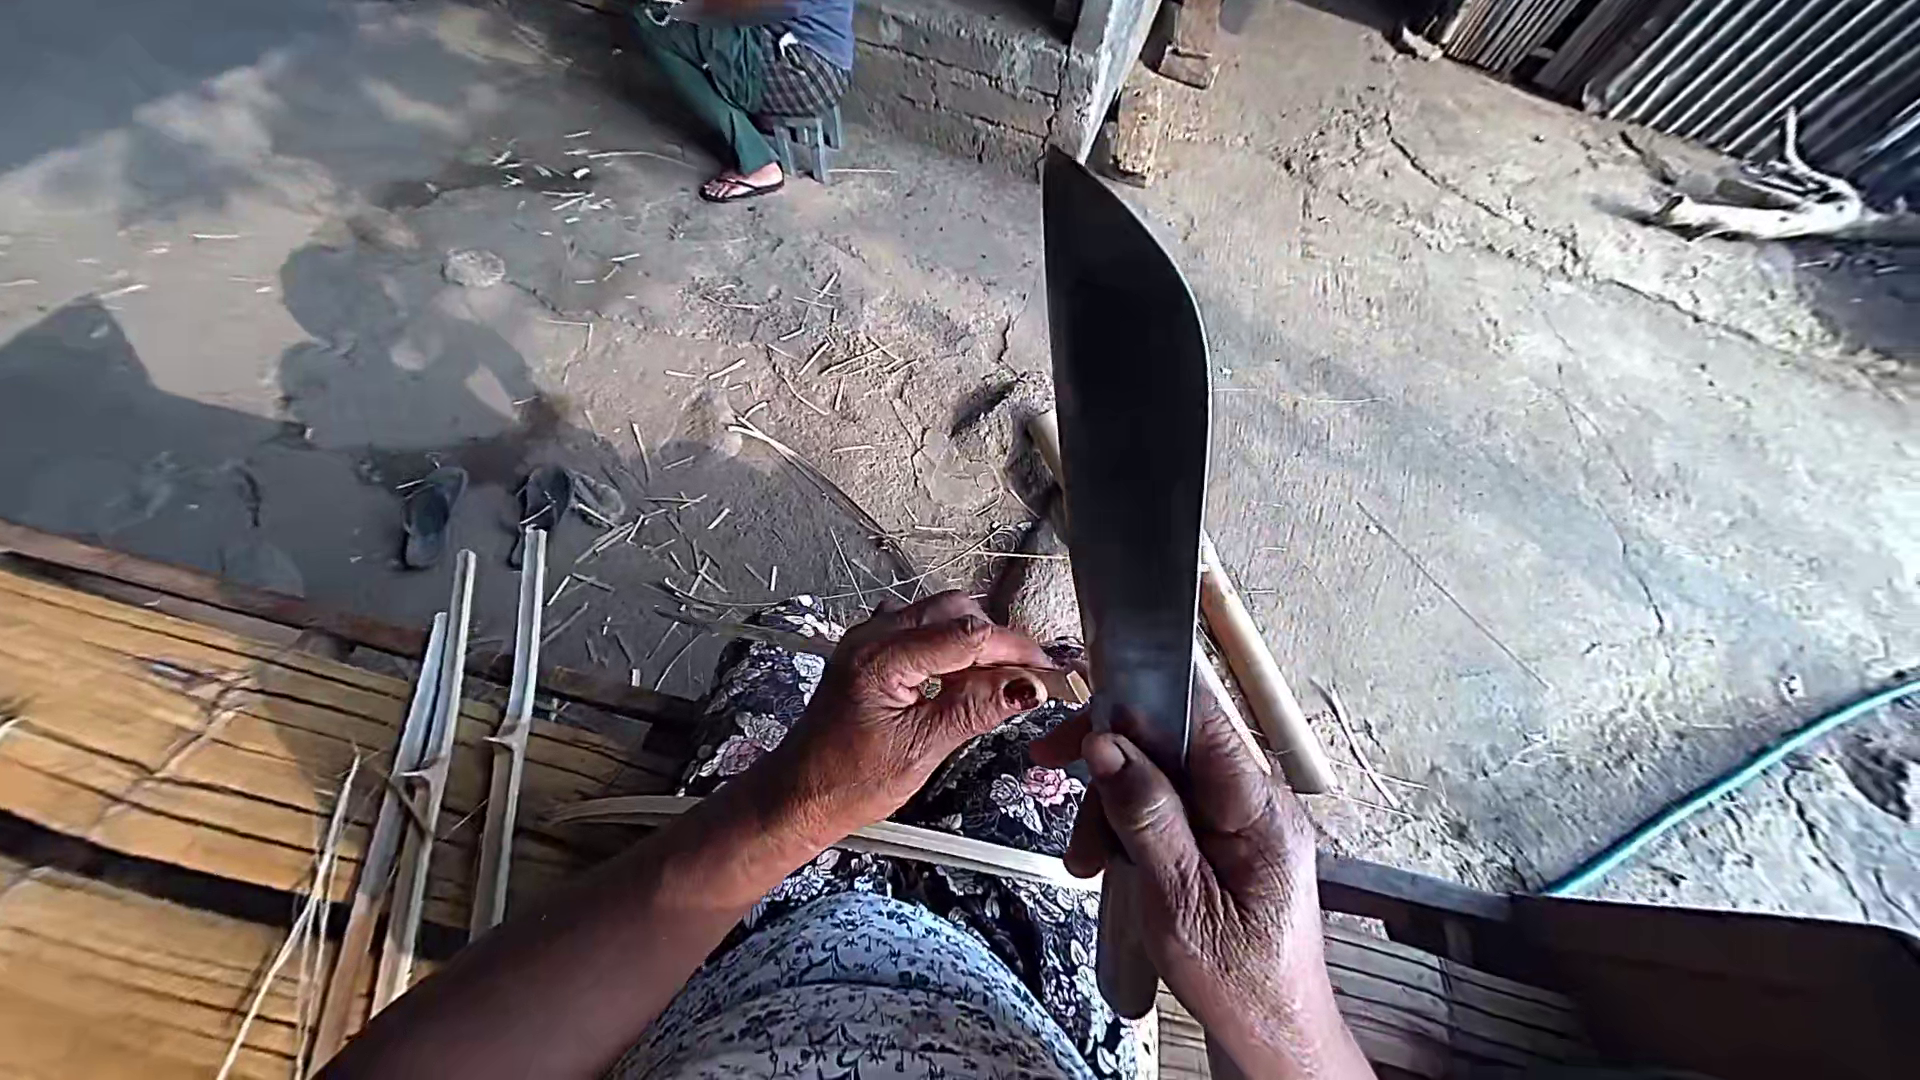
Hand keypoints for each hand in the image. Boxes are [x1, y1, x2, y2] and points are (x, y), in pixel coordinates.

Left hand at [761, 591, 1054, 840]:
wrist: (798, 794)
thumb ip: (976, 708)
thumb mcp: (922, 748)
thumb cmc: (849, 782)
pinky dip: (951, 644)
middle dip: (997, 638)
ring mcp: (869, 636)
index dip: (1014, 648)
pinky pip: (922, 628)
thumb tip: (1026, 686)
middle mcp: (873, 633)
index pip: (967, 635)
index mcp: (882, 657)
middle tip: (1026, 675)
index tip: (1047, 669)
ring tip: (1000, 678)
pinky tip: (964, 674)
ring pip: (940, 614)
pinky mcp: (871, 647)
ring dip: (975, 639)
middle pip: (954, 610)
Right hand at [1032, 692, 1374, 1078]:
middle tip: (1051, 765)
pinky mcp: (1218, 828)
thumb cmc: (1240, 986)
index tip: (1081, 727)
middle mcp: (1249, 795)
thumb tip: (1105, 745)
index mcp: (1256, 805)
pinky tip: (1105, 855)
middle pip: (1165, 740)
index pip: (1196, 718)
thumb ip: (1145, 817)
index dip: (1135, 706)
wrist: (1273, 1039)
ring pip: (1153, 769)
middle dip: (1106, 760)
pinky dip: (1123, 819)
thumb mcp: (1179, 903)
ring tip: (1086, 856)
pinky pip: (1160, 798)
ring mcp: (1234, 811)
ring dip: (1108, 801)